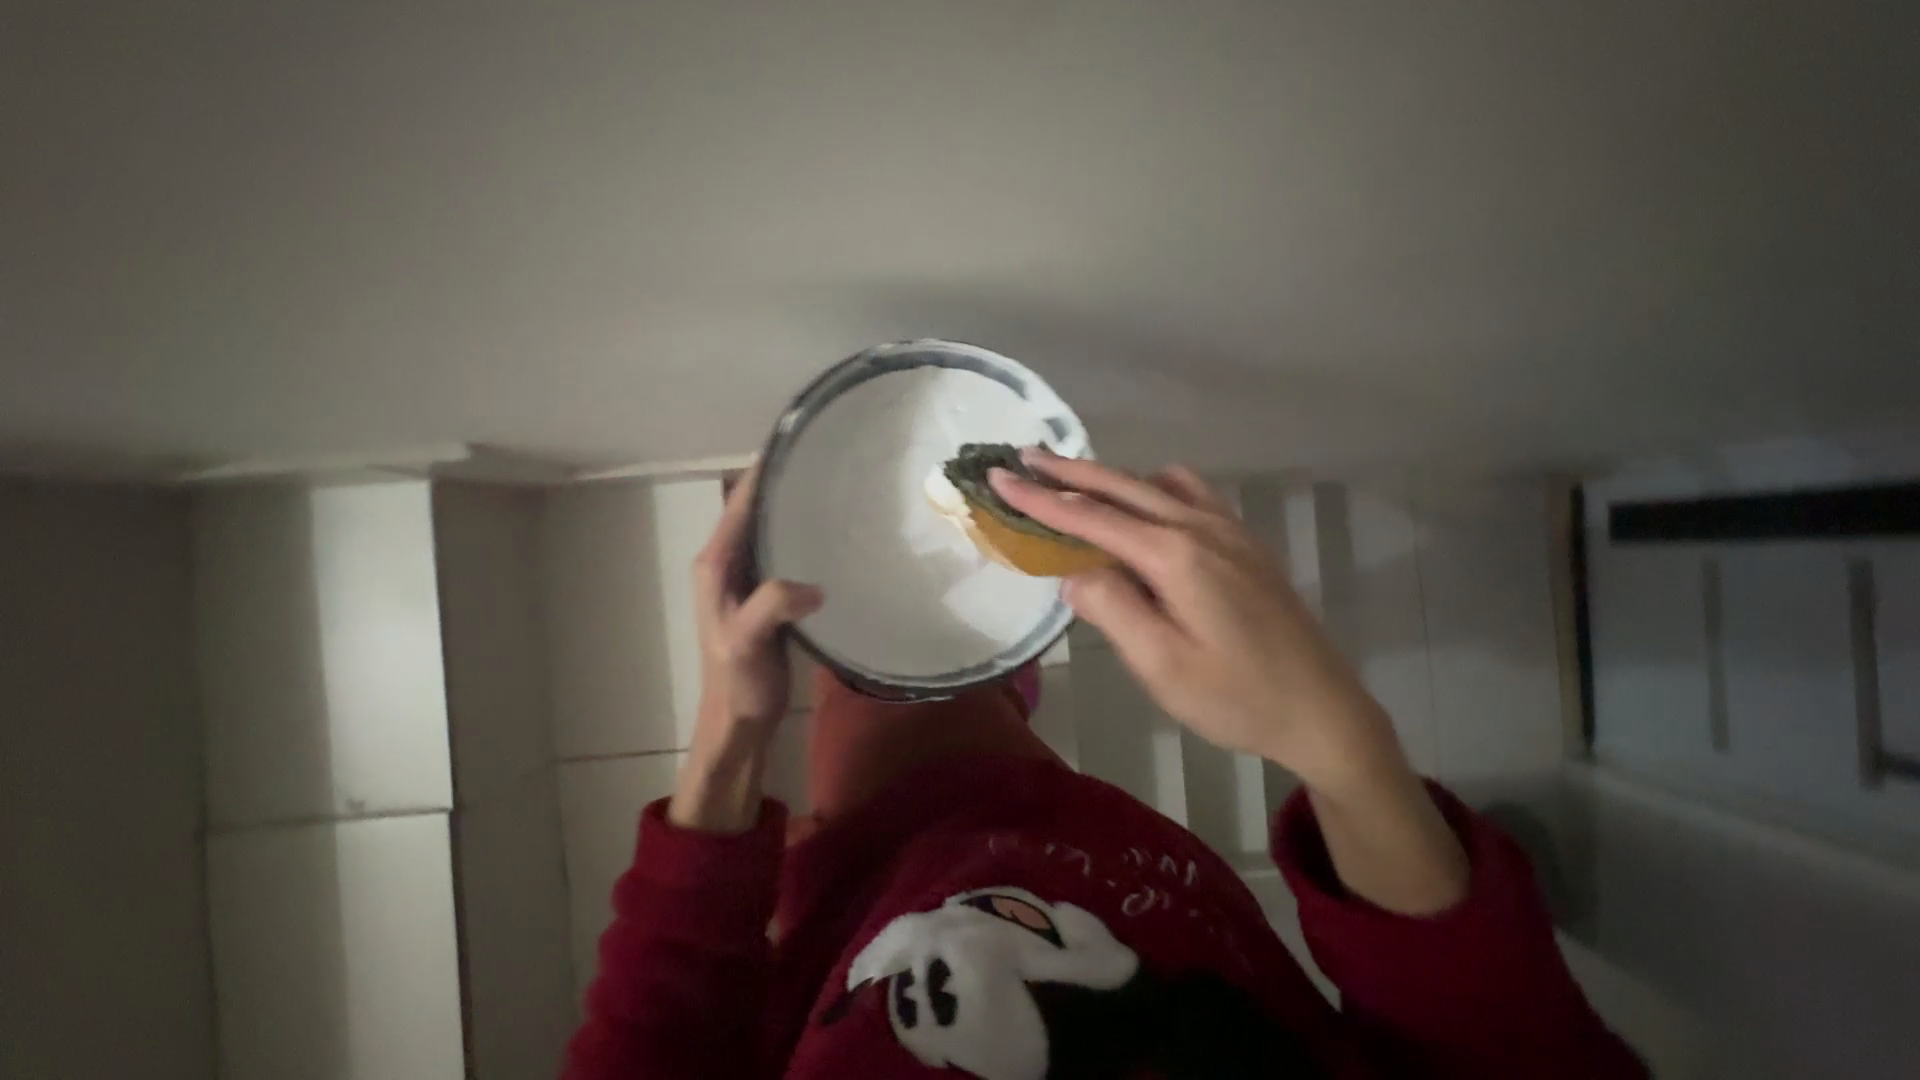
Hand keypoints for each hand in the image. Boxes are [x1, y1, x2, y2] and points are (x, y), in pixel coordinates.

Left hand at [669, 464, 823, 831]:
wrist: (740, 720)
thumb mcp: (748, 641)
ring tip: (843, 486)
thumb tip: (815, 585)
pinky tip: (841, 533)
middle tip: (834, 459)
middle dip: (788, 480)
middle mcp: (730, 561)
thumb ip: (773, 606)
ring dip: (799, 506)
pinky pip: (789, 550)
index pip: (740, 502)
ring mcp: (750, 577)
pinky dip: (809, 534)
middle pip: (757, 507)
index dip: (765, 469)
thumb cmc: (738, 680)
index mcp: (717, 563)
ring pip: (774, 528)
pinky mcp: (771, 593)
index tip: (800, 440)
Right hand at [989, 452, 1402, 794]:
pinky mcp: (1245, 544)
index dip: (1040, 498)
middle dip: (1067, 472)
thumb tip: (1075, 574)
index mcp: (1175, 556)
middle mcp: (1201, 528)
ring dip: (1109, 478)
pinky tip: (1145, 506)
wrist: (1323, 710)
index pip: (1091, 517)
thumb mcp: (1161, 666)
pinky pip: (1189, 494)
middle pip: (1121, 486)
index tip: (999, 478)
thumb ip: (1113, 610)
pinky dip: (1152, 489)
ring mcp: (1229, 531)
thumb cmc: (1236, 698)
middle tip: (1022, 458)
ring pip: (1155, 485)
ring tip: (1071, 482)